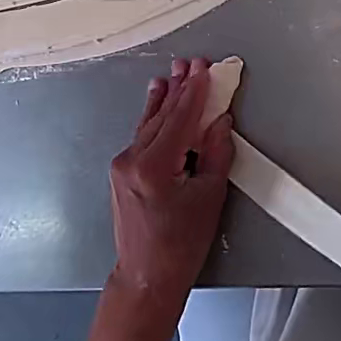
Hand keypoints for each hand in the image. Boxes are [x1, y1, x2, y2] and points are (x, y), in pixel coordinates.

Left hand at [106, 58, 236, 310]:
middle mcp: (132, 159)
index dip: (197, 92)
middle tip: (196, 63)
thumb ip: (216, 153)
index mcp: (154, 167)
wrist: (147, 276)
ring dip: (166, 97)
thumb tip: (219, 122)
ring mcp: (122, 163)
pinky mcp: (121, 168)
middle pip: (164, 115)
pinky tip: (158, 97)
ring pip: (150, 122)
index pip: (181, 119)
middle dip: (182, 88)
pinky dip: (154, 115)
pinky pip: (142, 134)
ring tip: (177, 72)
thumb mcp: (210, 197)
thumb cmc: (180, 246)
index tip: (208, 71)